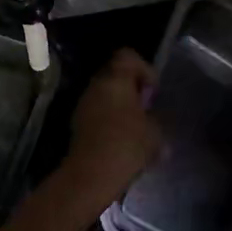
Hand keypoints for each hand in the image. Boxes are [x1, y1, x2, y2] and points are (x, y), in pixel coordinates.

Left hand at [64, 49, 161, 196]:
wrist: (92, 174)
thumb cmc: (128, 145)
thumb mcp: (154, 132)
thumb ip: (154, 119)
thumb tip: (152, 121)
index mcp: (115, 79)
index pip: (128, 56)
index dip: (144, 69)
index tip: (152, 91)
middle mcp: (95, 87)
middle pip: (114, 76)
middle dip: (131, 90)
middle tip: (144, 110)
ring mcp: (82, 105)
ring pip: (104, 97)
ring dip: (118, 107)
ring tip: (134, 129)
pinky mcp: (76, 125)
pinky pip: (96, 115)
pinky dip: (107, 121)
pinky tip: (119, 142)